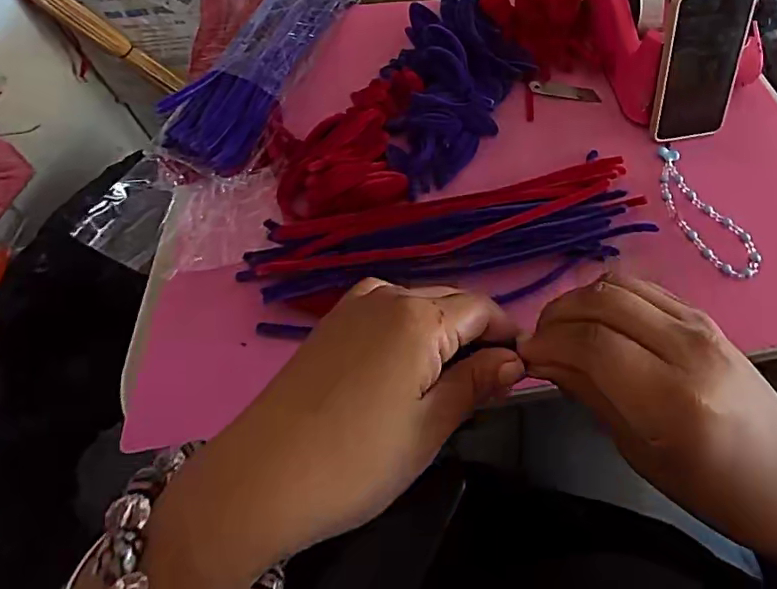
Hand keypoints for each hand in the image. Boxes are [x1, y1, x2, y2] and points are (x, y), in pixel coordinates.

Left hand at [145, 280, 522, 588]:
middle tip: (488, 380)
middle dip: (477, 332)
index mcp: (420, 318)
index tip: (520, 366)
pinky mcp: (332, 320)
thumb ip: (476, 385)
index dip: (507, 334)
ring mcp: (355, 304)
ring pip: (420, 301)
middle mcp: (390, 295)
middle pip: (453, 300)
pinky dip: (408, 322)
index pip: (482, 309)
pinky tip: (401, 357)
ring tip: (446, 374)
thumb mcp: (428, 429)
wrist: (256, 480)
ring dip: (443, 327)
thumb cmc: (353, 461)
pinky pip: (387, 305)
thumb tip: (515, 360)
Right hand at [518, 275, 776, 585]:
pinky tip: (596, 317)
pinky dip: (609, 294)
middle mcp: (688, 348)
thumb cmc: (712, 485)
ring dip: (581, 297)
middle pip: (605, 302)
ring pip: (622, 284)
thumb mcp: (642, 454)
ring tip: (561, 325)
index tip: (526, 354)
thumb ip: (593, 396)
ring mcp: (699, 323)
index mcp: (675, 400)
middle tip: (537, 337)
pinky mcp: (702, 312)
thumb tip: (545, 361)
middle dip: (559, 313)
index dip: (551, 342)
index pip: (596, 345)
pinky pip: (644, 288)